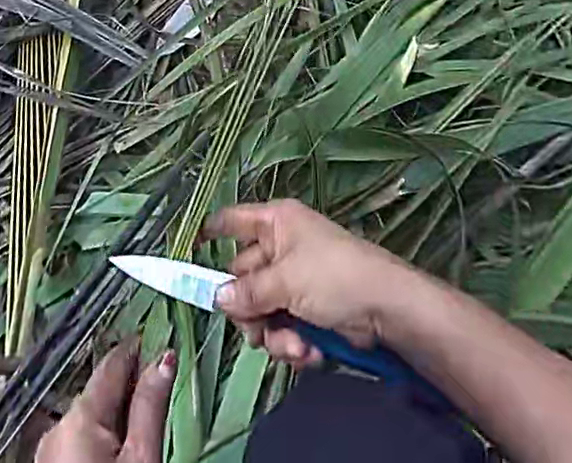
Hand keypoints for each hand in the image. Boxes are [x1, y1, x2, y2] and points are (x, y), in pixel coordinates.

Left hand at [37, 341, 174, 462]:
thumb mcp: (142, 459)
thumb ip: (150, 406)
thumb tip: (165, 357)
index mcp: (79, 415)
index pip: (113, 363)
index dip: (139, 348)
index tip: (163, 342)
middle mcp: (56, 426)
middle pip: (101, 390)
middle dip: (129, 386)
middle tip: (161, 386)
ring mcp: (45, 452)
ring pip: (90, 417)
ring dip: (115, 413)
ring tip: (143, 422)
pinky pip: (77, 440)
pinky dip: (99, 436)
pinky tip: (117, 450)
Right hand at [203, 198, 428, 368]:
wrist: (387, 307)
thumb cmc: (334, 275)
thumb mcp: (286, 280)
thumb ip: (247, 291)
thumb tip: (217, 298)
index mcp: (275, 223)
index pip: (231, 220)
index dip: (208, 233)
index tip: (185, 253)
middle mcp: (280, 246)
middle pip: (240, 277)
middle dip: (248, 308)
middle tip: (257, 325)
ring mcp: (292, 279)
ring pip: (258, 309)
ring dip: (272, 333)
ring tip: (293, 342)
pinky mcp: (305, 308)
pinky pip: (280, 326)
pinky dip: (290, 342)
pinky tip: (308, 351)